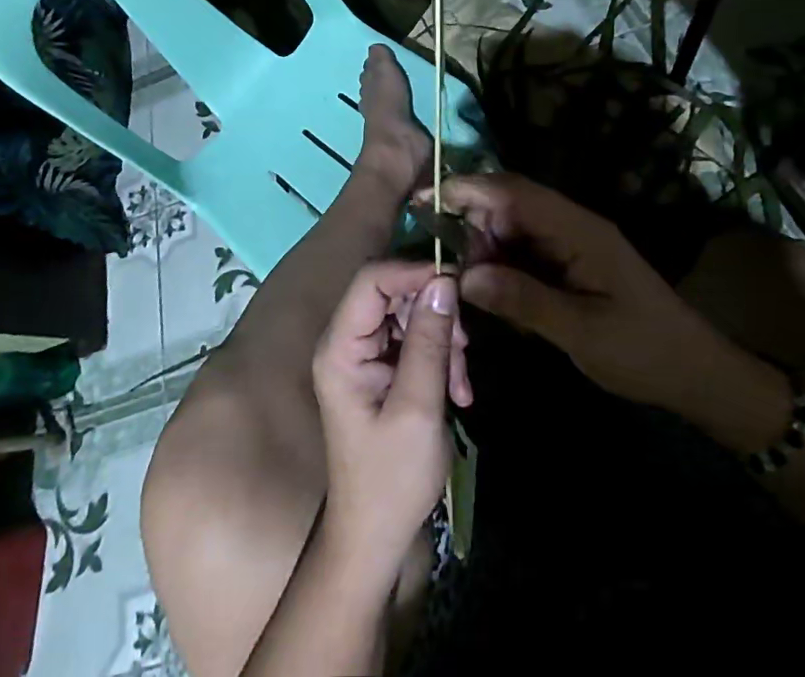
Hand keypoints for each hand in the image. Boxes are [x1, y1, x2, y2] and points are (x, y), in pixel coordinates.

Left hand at [311, 261, 471, 573]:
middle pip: (394, 294)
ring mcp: (365, 356)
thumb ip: (430, 341)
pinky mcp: (384, 369)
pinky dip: (442, 357)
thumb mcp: (418, 407)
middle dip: (435, 313)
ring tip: (462, 382)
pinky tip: (459, 392)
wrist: (376, 533)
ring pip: (411, 315)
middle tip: (465, 346)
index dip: (413, 272)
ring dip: (444, 339)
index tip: (458, 284)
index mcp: (339, 349)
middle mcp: (347, 343)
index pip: (371, 280)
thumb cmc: (391, 478)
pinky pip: (416, 340)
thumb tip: (445, 281)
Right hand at [431, 173, 750, 422]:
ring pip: (514, 232)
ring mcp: (572, 247)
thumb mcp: (581, 331)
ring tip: (461, 285)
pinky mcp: (571, 267)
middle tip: (442, 265)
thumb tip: (464, 276)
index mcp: (580, 230)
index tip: (424, 200)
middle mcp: (573, 228)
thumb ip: (524, 299)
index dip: (468, 189)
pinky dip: (502, 270)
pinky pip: (525, 256)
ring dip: (485, 251)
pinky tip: (491, 297)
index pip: (516, 193)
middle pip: (510, 207)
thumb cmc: (643, 350)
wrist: (694, 372)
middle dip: (471, 226)